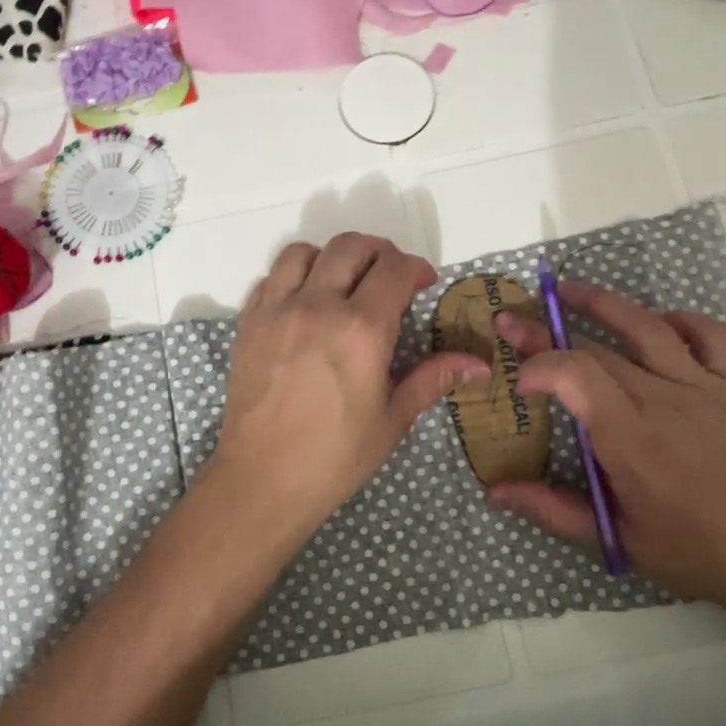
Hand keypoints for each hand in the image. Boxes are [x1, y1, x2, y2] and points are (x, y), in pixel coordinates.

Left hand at [208, 234, 488, 528]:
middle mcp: (317, 306)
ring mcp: (277, 311)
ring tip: (343, 283)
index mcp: (361, 329)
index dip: (415, 267)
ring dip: (331, 257)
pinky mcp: (248, 323)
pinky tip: (304, 304)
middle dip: (378, 252)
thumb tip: (478, 364)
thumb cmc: (335, 456)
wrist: (263, 478)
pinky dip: (292, 277)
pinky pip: (270, 278)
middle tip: (389, 277)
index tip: (423, 283)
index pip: (394, 268)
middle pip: (350, 246)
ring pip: (304, 252)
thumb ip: (432, 379)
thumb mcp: (392, 419)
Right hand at [487, 280, 725, 610]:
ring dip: (603, 302)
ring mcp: (702, 387)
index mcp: (631, 439)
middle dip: (545, 332)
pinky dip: (679, 320)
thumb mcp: (618, 539)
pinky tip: (655, 325)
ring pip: (647, 326)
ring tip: (567, 290)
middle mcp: (664, 400)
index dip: (539, 365)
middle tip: (511, 325)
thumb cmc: (696, 552)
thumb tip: (494, 491)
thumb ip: (553, 510)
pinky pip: (708, 336)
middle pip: (597, 348)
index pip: (576, 374)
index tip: (518, 382)